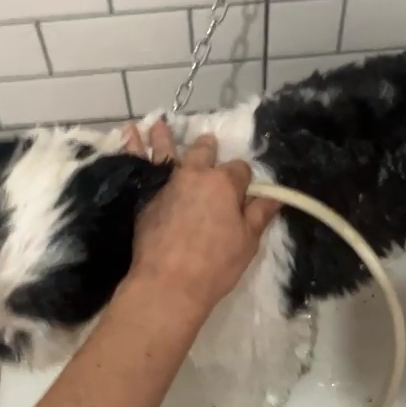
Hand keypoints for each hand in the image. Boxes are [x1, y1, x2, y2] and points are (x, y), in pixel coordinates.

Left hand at [119, 121, 281, 314]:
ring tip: (157, 124)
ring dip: (162, 135)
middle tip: (207, 145)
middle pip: (203, 151)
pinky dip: (131, 147)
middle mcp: (194, 174)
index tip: (243, 193)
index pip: (240, 170)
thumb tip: (276, 195)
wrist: (167, 282)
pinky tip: (128, 136)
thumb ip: (259, 214)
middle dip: (208, 148)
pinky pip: (136, 163)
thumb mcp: (247, 242)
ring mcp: (166, 181)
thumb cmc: (215, 265)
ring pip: (164, 150)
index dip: (244, 181)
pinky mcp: (143, 194)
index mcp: (223, 183)